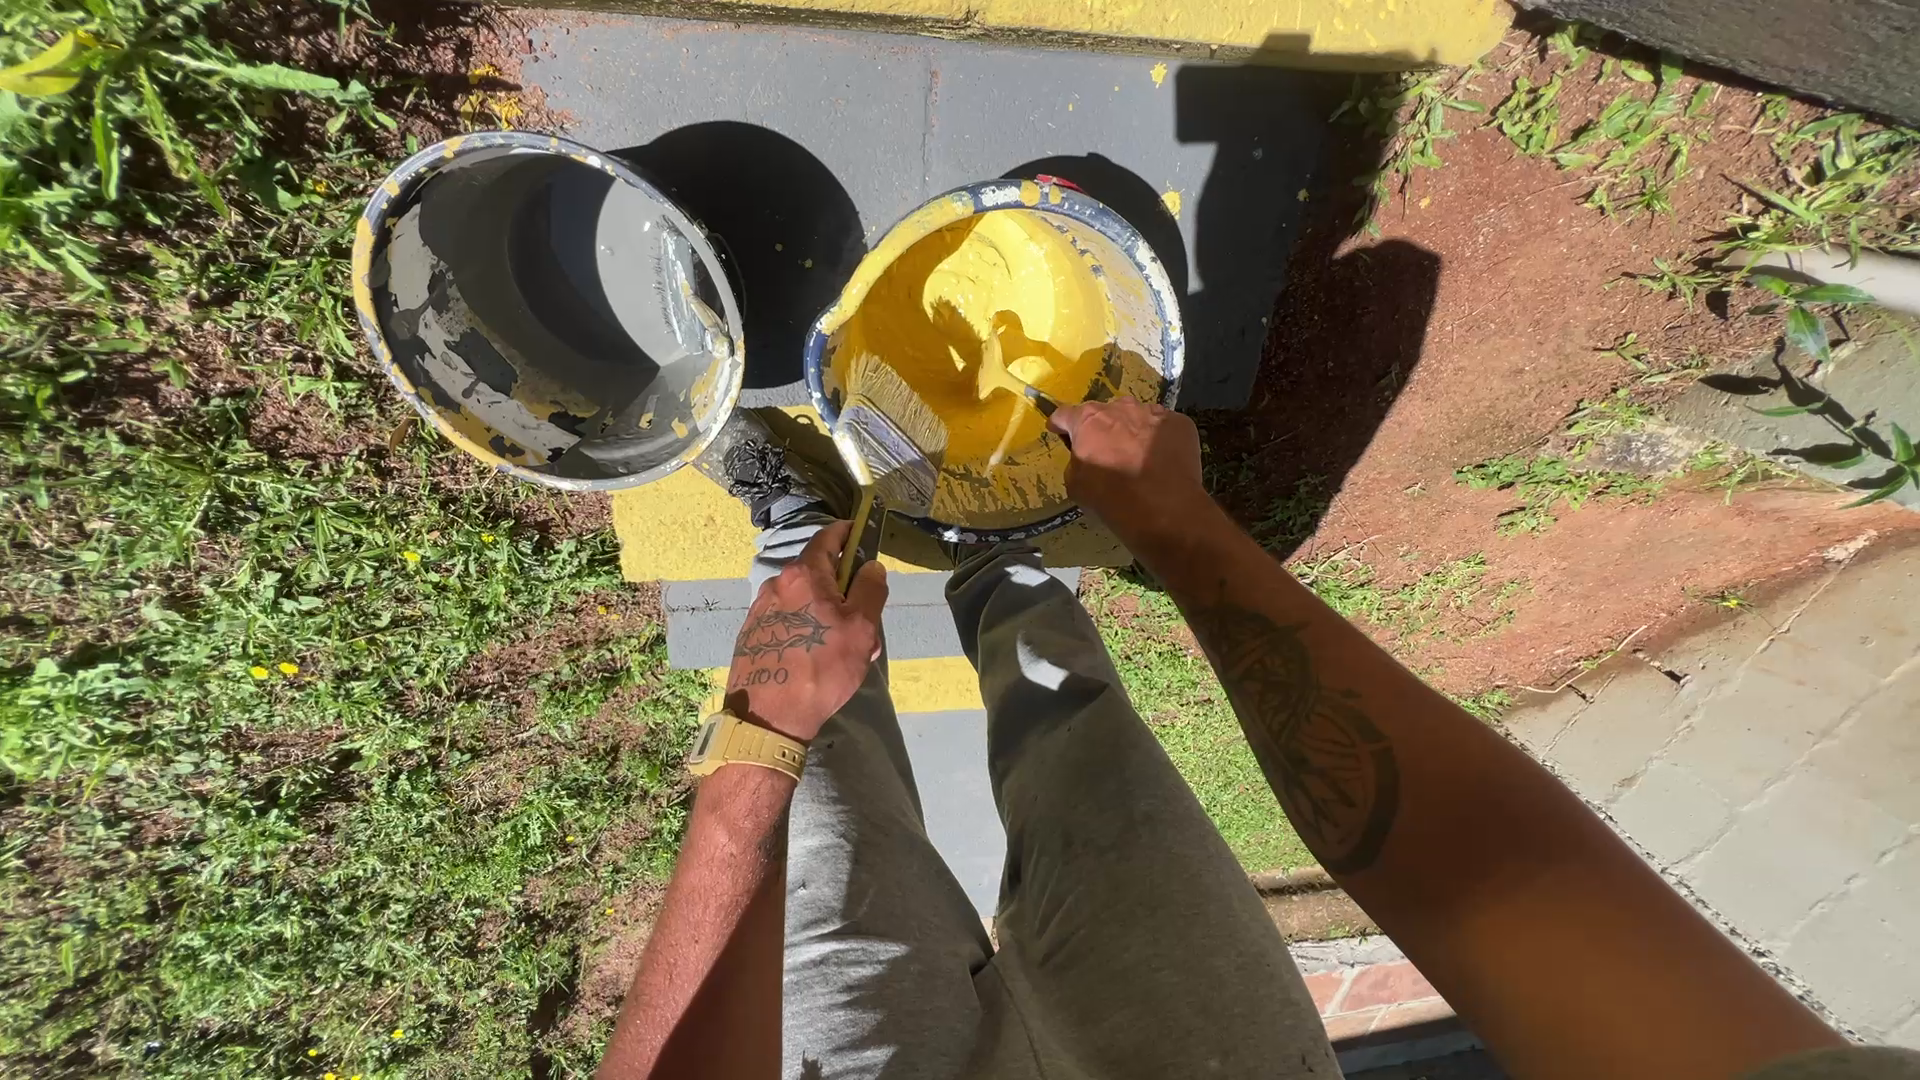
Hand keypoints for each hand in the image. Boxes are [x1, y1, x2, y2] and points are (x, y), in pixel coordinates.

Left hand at [724, 520, 887, 742]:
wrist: (767, 717)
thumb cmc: (821, 668)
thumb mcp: (861, 629)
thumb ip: (870, 591)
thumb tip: (871, 566)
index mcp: (803, 575)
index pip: (828, 538)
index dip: (848, 533)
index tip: (862, 534)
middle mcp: (777, 584)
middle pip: (818, 574)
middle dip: (844, 590)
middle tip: (864, 621)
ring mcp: (760, 610)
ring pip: (804, 601)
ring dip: (827, 615)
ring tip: (843, 651)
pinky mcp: (752, 635)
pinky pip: (788, 621)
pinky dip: (807, 630)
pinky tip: (817, 660)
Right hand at [1048, 398, 1212, 546]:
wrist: (1165, 508)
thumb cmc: (1112, 498)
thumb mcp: (1076, 485)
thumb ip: (1075, 462)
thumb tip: (1084, 457)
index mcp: (1088, 420)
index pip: (1065, 414)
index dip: (1060, 424)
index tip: (1059, 431)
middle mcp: (1120, 407)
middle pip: (1104, 413)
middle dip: (1101, 429)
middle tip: (1105, 453)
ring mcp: (1153, 412)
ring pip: (1136, 417)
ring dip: (1131, 432)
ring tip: (1137, 457)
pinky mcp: (1180, 423)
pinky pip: (1163, 427)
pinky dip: (1159, 440)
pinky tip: (1162, 462)